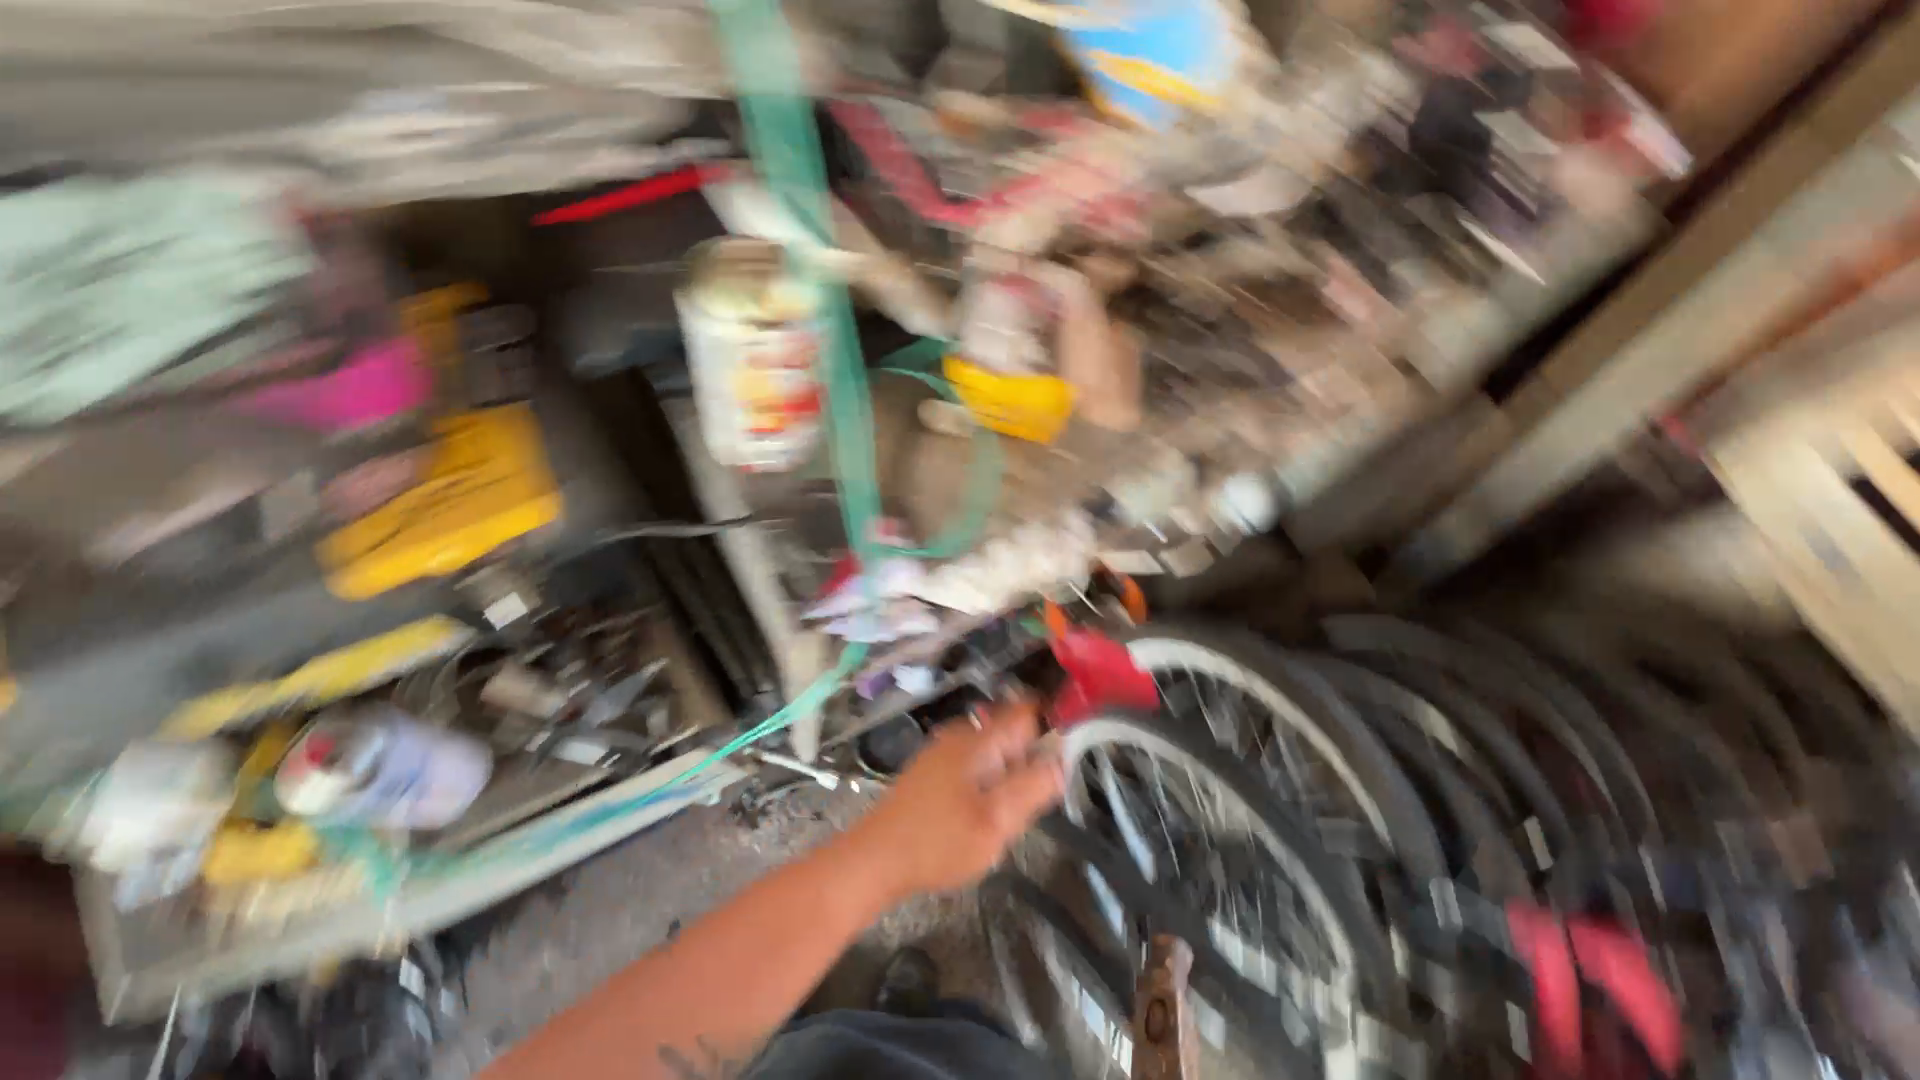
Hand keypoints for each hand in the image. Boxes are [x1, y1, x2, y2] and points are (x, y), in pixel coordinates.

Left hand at [839, 701, 1064, 901]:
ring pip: (993, 752)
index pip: (1028, 711)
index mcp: (979, 739)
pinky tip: (978, 817)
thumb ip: (1033, 788)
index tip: (1067, 757)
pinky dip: (986, 784)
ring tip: (1003, 816)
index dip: (1053, 726)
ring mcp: (942, 752)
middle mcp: (960, 735)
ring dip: (1007, 776)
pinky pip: (973, 766)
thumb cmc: (938, 842)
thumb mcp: (996, 822)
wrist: (874, 860)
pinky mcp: (931, 771)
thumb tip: (1061, 761)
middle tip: (1029, 802)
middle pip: (1011, 732)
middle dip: (1029, 760)